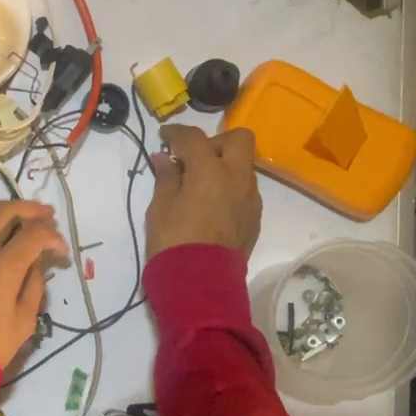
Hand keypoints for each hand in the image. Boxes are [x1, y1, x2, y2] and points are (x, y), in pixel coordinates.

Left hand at [0, 201, 69, 366]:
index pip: (35, 234)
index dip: (53, 237)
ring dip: (1, 211)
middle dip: (29, 210)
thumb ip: (33, 285)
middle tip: (45, 215)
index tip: (60, 251)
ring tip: (15, 219)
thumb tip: (35, 263)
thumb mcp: (24, 321)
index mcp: (3, 265)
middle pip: (5, 211)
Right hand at [145, 124, 261, 258]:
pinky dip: (230, 188)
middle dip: (216, 142)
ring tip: (201, 185)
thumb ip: (166, 178)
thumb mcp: (160, 208)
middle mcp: (237, 178)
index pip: (194, 138)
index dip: (177, 133)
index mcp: (210, 171)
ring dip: (224, 167)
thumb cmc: (173, 243)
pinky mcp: (254, 218)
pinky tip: (212, 206)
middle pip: (238, 139)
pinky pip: (245, 190)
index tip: (165, 137)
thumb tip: (163, 159)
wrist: (199, 283)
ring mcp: (250, 198)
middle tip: (194, 159)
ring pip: (244, 166)